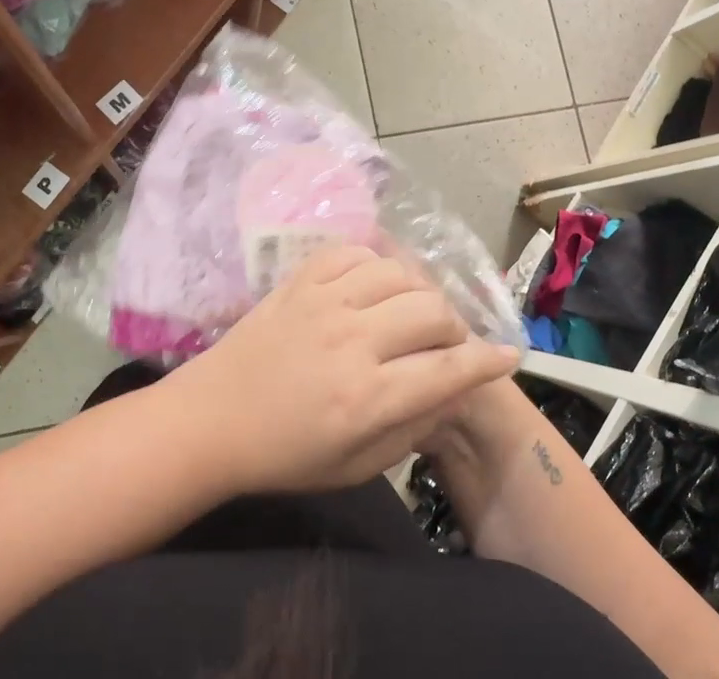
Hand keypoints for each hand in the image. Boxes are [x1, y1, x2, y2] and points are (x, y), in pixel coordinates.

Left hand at [156, 245, 521, 494]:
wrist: (210, 421)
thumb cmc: (284, 455)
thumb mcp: (356, 466)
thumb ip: (412, 430)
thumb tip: (453, 393)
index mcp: (367, 397)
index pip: (449, 369)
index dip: (488, 362)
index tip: (508, 356)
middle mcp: (352, 341)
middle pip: (433, 312)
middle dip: (456, 328)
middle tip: (446, 344)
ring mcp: (322, 304)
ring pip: (398, 274)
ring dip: (419, 293)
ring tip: (411, 313)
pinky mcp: (297, 283)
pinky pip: (351, 252)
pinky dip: (374, 264)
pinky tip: (373, 286)